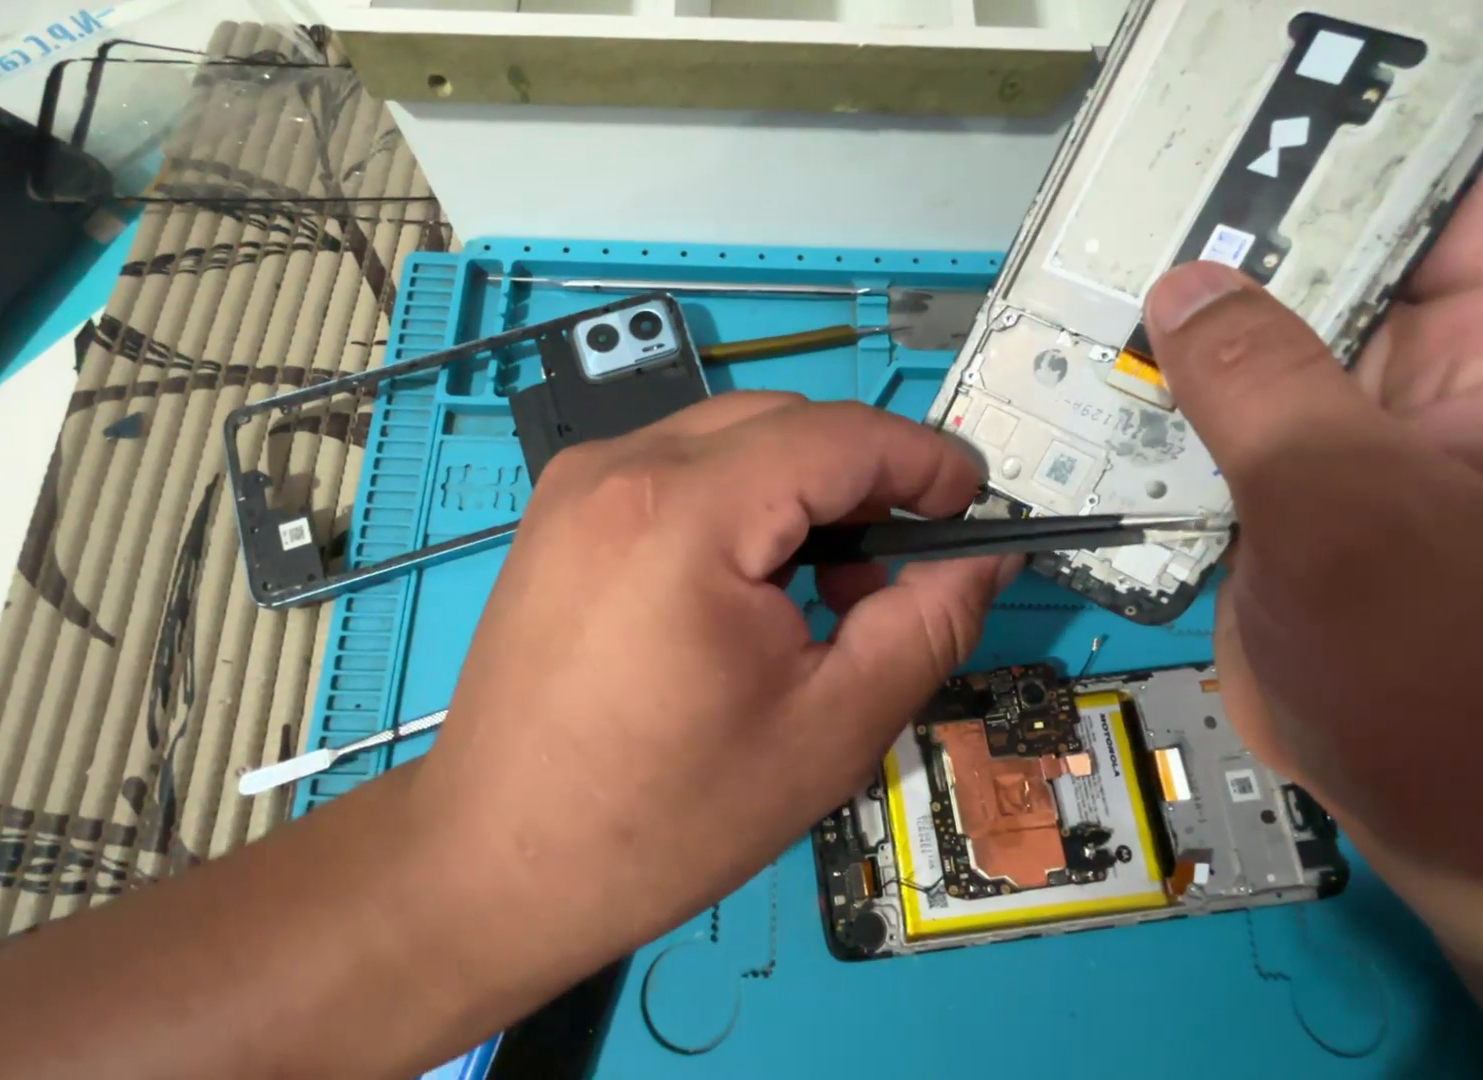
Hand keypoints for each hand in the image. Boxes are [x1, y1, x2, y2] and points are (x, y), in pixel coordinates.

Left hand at [409, 395, 1013, 1010]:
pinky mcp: (561, 515)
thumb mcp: (832, 727)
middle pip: (784, 423)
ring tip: (831, 587)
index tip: (972, 505)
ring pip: (731, 441)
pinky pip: (678, 471)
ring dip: (802, 489)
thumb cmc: (667, 816)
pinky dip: (741, 503)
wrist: (497, 864)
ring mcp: (577, 486)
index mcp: (687, 511)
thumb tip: (985, 558)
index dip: (923, 460)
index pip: (839, 435)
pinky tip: (753, 584)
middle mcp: (620, 468)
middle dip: (864, 476)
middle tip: (905, 559)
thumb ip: (928, 623)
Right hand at [1145, 155, 1482, 1025]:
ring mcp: (1350, 452)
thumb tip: (1182, 284)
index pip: (1453, 207)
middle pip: (1335, 281)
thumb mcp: (1355, 507)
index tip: (1250, 130)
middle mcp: (1433, 390)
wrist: (1434, 811)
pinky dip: (1164, 414)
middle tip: (1132, 211)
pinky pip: (1222, 434)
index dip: (1363, 156)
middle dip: (1240, 250)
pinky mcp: (1288, 506)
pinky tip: (1095, 396)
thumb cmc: (1436, 666)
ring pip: (1261, 363)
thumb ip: (1267, 386)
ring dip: (1185, 339)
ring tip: (1091, 294)